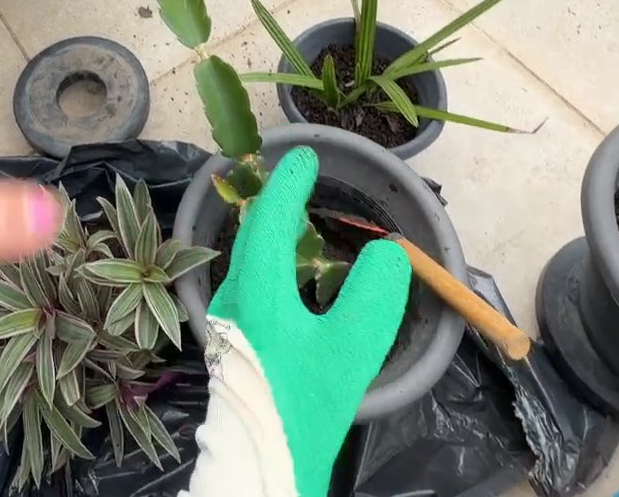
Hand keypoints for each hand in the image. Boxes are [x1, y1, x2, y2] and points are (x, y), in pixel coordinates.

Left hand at [208, 148, 408, 496]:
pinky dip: (271, 251)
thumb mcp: (350, 352)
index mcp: (258, 286)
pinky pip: (253, 272)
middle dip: (276, 197)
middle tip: (301, 176)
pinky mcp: (236, 332)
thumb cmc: (304, 404)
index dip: (289, 183)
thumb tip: (387, 252)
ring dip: (272, 224)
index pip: (271, 217)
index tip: (306, 157)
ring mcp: (231, 313)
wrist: (261, 461)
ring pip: (250, 251)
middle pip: (254, 229)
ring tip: (297, 209)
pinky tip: (290, 265)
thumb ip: (373, 296)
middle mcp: (236, 291)